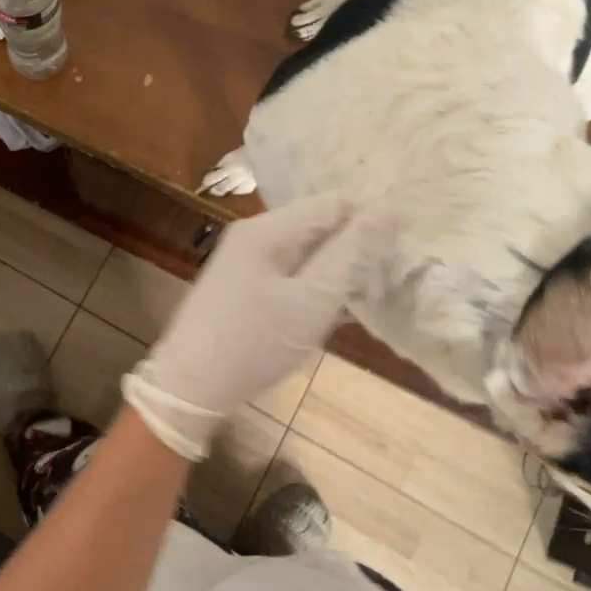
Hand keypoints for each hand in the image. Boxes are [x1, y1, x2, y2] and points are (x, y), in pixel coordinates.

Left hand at [122, 194, 387, 460]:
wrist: (190, 387)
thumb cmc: (253, 342)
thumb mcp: (312, 300)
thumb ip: (352, 253)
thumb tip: (390, 210)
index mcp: (268, 229)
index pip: (335, 203)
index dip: (373, 223)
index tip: (400, 260)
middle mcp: (255, 236)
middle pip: (321, 225)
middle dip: (358, 250)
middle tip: (382, 290)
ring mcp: (246, 261)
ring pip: (308, 251)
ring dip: (339, 273)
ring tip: (363, 304)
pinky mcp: (244, 287)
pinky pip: (291, 274)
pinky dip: (316, 289)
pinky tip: (334, 314)